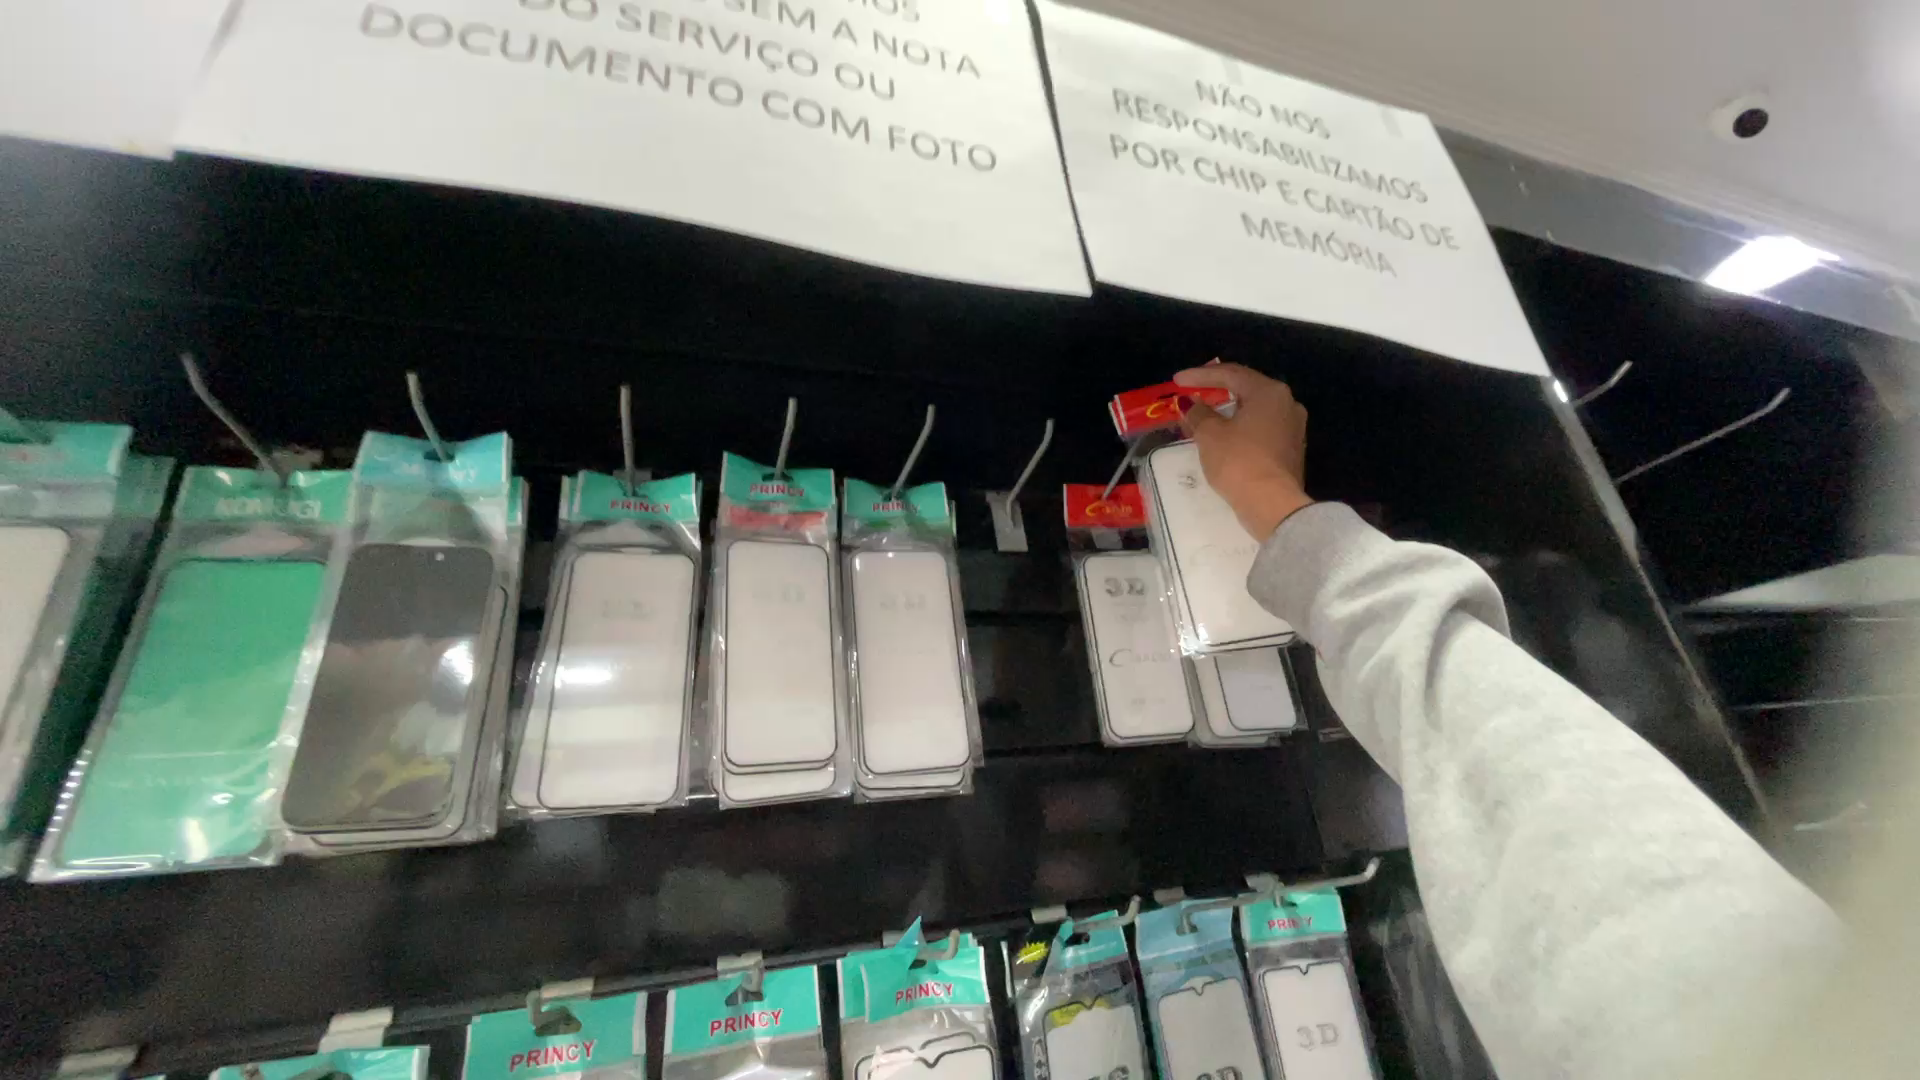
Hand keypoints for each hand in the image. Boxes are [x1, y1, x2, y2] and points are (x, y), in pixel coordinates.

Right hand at [1175, 362, 1311, 540]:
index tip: (1177, 380)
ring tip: (1204, 415)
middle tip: (1192, 391)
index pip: (1230, 374)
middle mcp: (1286, 403)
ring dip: (1227, 411)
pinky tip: (1224, 435)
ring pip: (1254, 411)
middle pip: (1246, 389)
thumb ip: (1198, 414)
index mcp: (1269, 392)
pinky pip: (1260, 429)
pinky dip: (1239, 427)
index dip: (1200, 375)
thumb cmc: (1238, 461)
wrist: (1271, 504)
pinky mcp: (1290, 450)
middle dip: (1216, 390)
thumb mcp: (1210, 435)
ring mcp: (1292, 428)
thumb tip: (1190, 403)